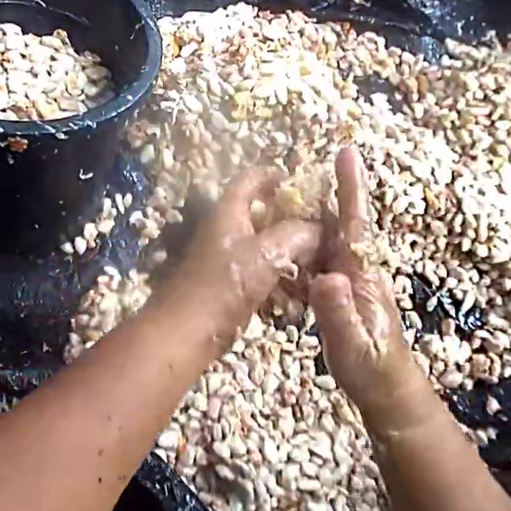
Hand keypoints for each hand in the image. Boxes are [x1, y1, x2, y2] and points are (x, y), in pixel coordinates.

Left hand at [157, 169, 320, 344]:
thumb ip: (298, 234)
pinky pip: (262, 276)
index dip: (278, 176)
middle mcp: (226, 232)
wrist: (185, 334)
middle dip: (295, 220)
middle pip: (263, 214)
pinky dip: (282, 279)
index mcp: (229, 212)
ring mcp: (227, 261)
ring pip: (266, 248)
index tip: (307, 185)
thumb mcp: (267, 253)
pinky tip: (302, 292)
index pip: (252, 178)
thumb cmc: (223, 286)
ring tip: (322, 262)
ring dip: (293, 253)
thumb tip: (321, 228)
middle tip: (325, 230)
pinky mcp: (229, 289)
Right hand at [308, 148, 434, 430]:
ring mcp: (349, 281)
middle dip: (326, 192)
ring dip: (309, 217)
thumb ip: (338, 312)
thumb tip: (326, 277)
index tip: (347, 153)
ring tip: (283, 199)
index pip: (355, 224)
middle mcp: (357, 270)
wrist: (386, 390)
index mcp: (362, 275)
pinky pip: (318, 260)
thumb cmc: (372, 368)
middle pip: (340, 223)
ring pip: (327, 240)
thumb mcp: (353, 343)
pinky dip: (302, 246)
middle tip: (300, 168)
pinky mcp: (339, 293)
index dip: (351, 189)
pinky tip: (282, 244)